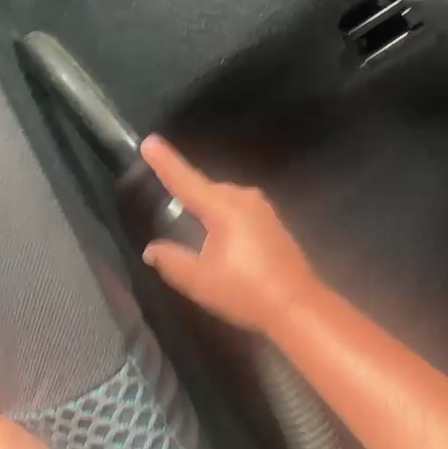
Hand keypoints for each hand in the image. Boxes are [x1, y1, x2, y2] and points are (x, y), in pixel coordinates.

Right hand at [139, 135, 323, 333]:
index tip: (149, 142)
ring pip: (224, 199)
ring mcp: (262, 209)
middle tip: (167, 196)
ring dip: (207, 207)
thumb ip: (172, 261)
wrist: (299, 307)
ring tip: (193, 225)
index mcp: (223, 208)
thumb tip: (151, 249)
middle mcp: (243, 199)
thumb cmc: (246, 292)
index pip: (186, 180)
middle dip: (187, 191)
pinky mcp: (273, 223)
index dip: (166, 162)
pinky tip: (222, 238)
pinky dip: (224, 216)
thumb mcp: (200, 281)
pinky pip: (239, 209)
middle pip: (206, 188)